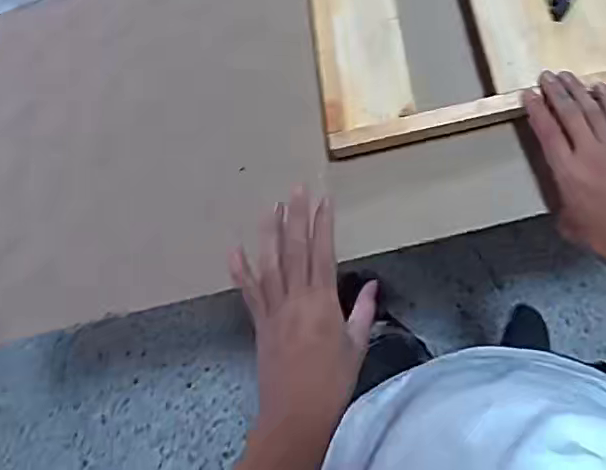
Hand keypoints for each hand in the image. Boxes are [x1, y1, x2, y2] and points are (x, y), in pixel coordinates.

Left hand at [231, 187, 375, 462]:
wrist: (296, 417)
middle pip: (295, 248)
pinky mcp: (259, 322)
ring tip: (270, 206)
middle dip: (296, 215)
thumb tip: (372, 284)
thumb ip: (363, 312)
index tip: (324, 199)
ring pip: (270, 262)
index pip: (323, 252)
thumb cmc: (332, 384)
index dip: (323, 223)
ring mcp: (274, 308)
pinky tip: (233, 250)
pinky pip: (248, 292)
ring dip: (269, 232)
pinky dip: (240, 270)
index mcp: (322, 301)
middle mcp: (296, 297)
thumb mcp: (356, 348)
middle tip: (296, 188)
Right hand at [522, 72, 605, 280]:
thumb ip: (558, 193)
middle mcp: (588, 155)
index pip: (547, 132)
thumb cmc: (604, 237)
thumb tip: (555, 179)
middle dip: (555, 92)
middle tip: (545, 76)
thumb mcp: (567, 219)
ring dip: (576, 90)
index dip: (536, 110)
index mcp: (568, 172)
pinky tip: (599, 87)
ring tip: (565, 75)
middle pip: (568, 114)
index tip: (528, 94)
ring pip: (591, 111)